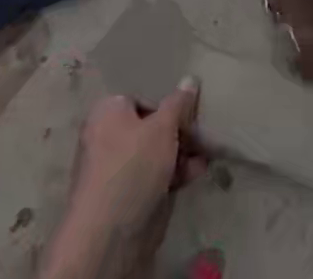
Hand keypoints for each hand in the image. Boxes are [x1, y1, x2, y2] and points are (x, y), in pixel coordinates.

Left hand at [41, 81, 204, 278]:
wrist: (111, 232)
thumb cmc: (133, 165)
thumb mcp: (163, 126)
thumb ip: (179, 102)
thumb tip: (189, 79)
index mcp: (107, 115)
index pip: (140, 95)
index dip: (165, 99)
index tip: (188, 104)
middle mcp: (109, 138)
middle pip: (153, 122)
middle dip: (180, 126)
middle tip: (202, 126)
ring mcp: (119, 167)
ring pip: (159, 148)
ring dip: (184, 149)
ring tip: (205, 151)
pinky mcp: (130, 190)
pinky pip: (159, 170)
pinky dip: (178, 170)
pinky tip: (197, 171)